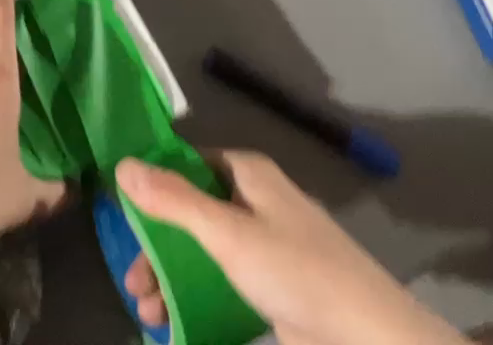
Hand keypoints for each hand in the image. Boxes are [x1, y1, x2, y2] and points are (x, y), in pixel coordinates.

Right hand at [116, 152, 467, 344]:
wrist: (370, 340)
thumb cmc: (295, 272)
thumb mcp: (226, 233)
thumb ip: (173, 200)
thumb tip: (122, 164)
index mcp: (249, 175)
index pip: (189, 164)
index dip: (155, 185)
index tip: (123, 216)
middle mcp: (257, 202)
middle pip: (192, 213)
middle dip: (159, 249)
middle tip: (135, 282)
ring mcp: (268, 246)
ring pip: (205, 252)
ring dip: (173, 279)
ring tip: (149, 313)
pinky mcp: (276, 287)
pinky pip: (225, 283)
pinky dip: (199, 299)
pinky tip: (176, 324)